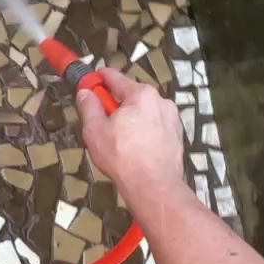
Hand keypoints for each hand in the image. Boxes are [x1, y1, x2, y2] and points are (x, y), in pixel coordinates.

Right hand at [75, 67, 186, 201]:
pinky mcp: (177, 135)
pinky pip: (155, 125)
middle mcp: (160, 100)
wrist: (154, 186)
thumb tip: (85, 92)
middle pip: (132, 94)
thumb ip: (89, 107)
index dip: (100, 77)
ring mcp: (172, 118)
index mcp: (141, 94)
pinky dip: (145, 130)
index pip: (116, 77)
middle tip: (102, 119)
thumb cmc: (122, 156)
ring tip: (119, 138)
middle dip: (116, 103)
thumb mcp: (95, 131)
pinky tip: (136, 147)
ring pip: (145, 111)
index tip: (91, 79)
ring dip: (132, 118)